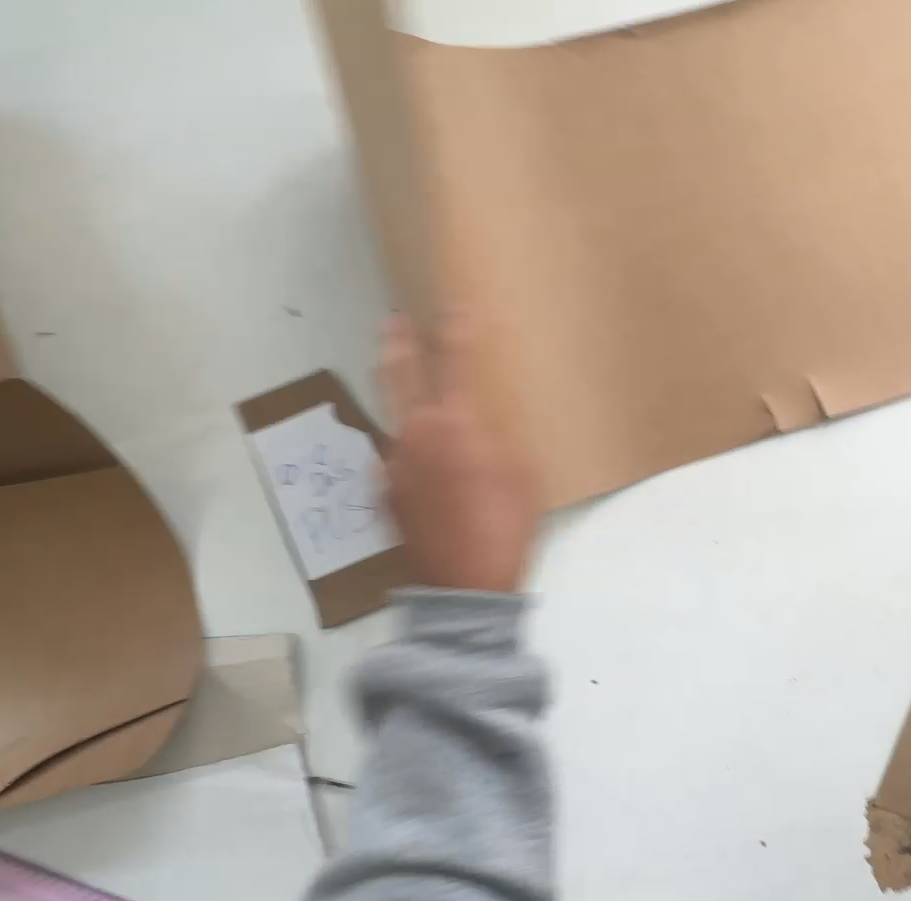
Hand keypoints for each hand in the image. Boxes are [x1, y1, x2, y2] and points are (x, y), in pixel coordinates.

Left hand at [378, 313, 538, 592]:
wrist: (464, 584)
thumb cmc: (507, 526)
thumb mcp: (526, 476)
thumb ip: (502, 440)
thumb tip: (487, 424)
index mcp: (458, 424)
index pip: (455, 361)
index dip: (457, 330)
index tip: (456, 307)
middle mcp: (416, 433)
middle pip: (397, 374)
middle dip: (397, 342)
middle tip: (395, 321)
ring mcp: (393, 463)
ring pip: (391, 416)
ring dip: (398, 395)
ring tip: (405, 386)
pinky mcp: (384, 491)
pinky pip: (394, 457)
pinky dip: (406, 447)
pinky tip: (420, 460)